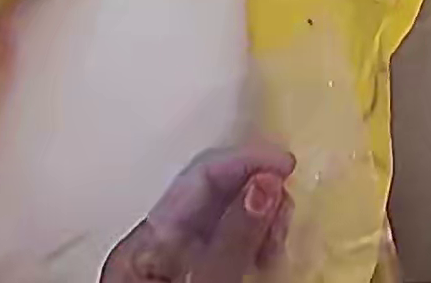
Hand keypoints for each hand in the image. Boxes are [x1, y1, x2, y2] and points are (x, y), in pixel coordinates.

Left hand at [101, 146, 294, 282]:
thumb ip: (235, 237)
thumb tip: (269, 178)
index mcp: (143, 241)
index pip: (201, 174)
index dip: (248, 160)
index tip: (288, 166)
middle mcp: (154, 241)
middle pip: (218, 190)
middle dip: (260, 192)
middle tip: (285, 216)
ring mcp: (172, 259)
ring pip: (229, 211)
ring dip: (262, 217)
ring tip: (277, 246)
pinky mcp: (192, 271)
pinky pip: (229, 237)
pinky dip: (254, 238)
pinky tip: (267, 255)